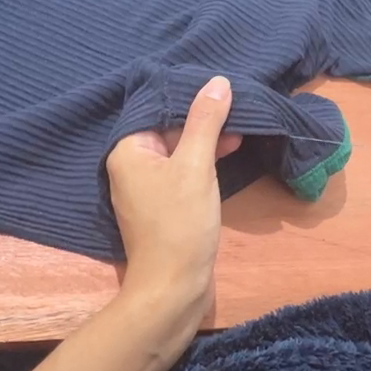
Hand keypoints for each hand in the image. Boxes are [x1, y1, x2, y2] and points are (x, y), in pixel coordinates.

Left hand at [104, 76, 241, 320]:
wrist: (173, 289)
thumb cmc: (180, 223)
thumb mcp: (196, 166)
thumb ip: (206, 122)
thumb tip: (218, 81)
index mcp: (128, 150)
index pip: (157, 108)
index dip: (189, 96)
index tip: (221, 86)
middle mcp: (131, 164)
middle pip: (168, 127)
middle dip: (202, 117)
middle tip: (238, 105)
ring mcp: (147, 187)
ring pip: (178, 149)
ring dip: (207, 138)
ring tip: (242, 127)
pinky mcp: (164, 205)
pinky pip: (183, 170)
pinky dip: (204, 159)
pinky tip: (230, 151)